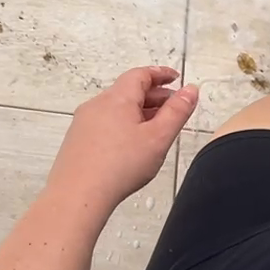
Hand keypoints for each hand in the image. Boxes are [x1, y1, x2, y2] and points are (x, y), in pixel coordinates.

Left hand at [45, 66, 196, 216]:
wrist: (78, 195)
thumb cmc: (121, 165)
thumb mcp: (159, 137)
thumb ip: (177, 111)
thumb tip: (191, 90)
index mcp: (117, 99)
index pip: (140, 75)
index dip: (160, 74)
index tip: (175, 78)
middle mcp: (97, 105)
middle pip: (128, 91)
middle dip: (154, 95)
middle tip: (175, 106)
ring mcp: (84, 122)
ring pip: (117, 108)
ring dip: (140, 111)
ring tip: (158, 127)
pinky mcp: (78, 140)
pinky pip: (106, 122)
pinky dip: (125, 123)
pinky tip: (134, 143)